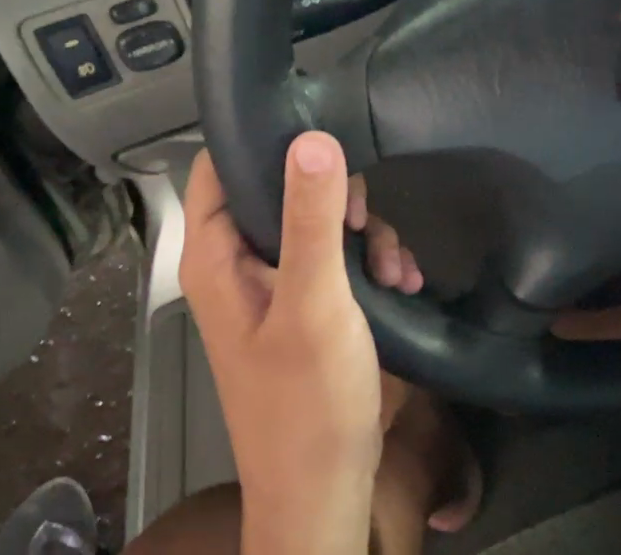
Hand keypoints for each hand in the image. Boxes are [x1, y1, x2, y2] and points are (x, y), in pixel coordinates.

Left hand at [179, 135, 423, 553]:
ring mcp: (276, 286)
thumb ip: (311, 217)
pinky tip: (403, 282)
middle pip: (282, 189)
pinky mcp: (309, 306)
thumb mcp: (314, 301)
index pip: (221, 167)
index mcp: (217, 258)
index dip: (264, 140)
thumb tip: (312, 135)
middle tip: (366, 221)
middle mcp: (240, 264)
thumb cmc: (307, 399)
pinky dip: (372, 263)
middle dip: (336, 195)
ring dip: (366, 235)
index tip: (322, 132)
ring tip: (396, 268)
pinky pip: (340, 258)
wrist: (325, 488)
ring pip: (320, 222)